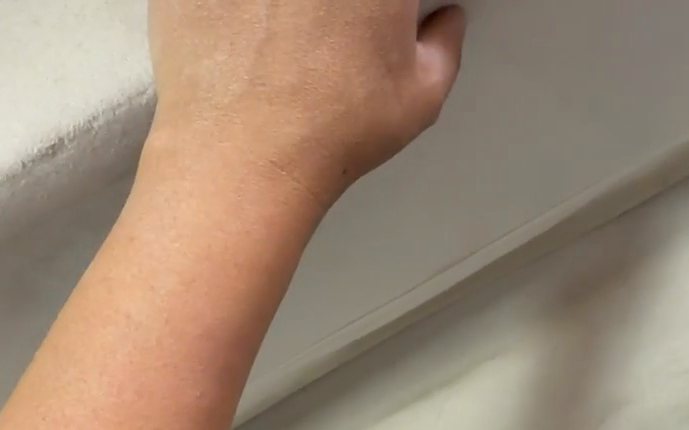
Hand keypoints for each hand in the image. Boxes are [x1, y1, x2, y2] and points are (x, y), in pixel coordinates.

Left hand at [147, 0, 467, 212]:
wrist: (246, 157)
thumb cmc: (329, 131)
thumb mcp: (419, 99)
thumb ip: (444, 46)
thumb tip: (444, 23)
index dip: (393, 9)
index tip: (388, 23)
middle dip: (345, 12)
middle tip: (341, 36)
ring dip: (294, 15)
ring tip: (293, 43)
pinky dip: (244, 12)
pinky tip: (252, 35)